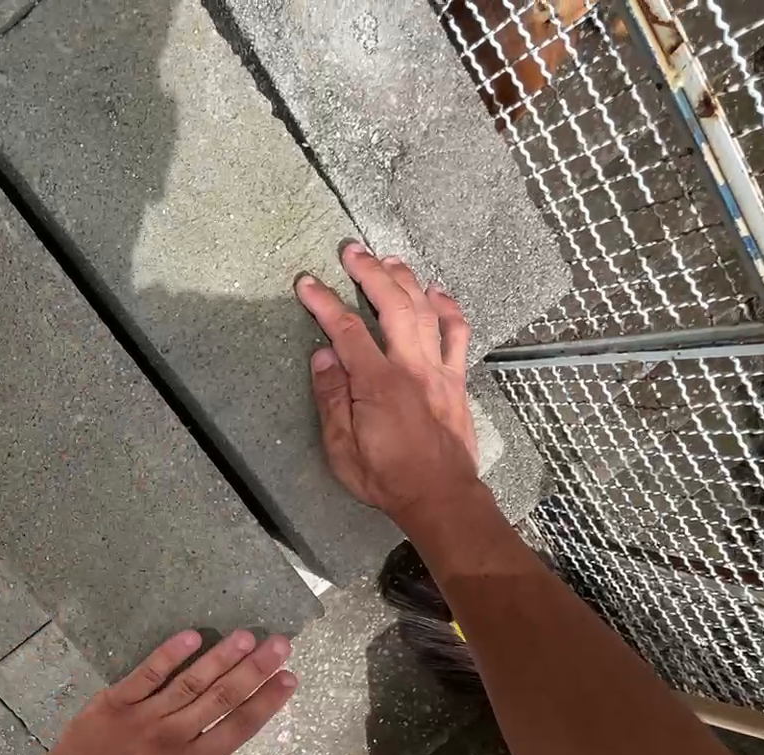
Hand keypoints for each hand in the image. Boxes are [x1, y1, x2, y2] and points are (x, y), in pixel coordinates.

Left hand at [36, 629, 296, 754]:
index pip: (238, 728)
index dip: (267, 702)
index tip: (289, 680)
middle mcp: (173, 736)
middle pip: (222, 697)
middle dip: (255, 669)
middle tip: (280, 645)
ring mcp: (143, 715)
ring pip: (190, 681)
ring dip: (221, 657)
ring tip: (247, 636)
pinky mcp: (115, 701)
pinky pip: (146, 673)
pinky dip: (168, 653)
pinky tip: (192, 635)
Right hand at [294, 243, 483, 521]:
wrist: (439, 496)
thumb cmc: (384, 477)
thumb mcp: (341, 448)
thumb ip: (332, 399)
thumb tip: (323, 358)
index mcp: (378, 383)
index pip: (346, 331)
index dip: (324, 303)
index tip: (307, 284)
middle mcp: (412, 367)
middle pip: (391, 305)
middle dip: (369, 273)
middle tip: (351, 250)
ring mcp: (439, 370)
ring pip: (425, 311)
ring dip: (405, 280)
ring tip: (388, 260)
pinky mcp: (456, 380)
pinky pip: (457, 334)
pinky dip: (447, 308)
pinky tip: (436, 292)